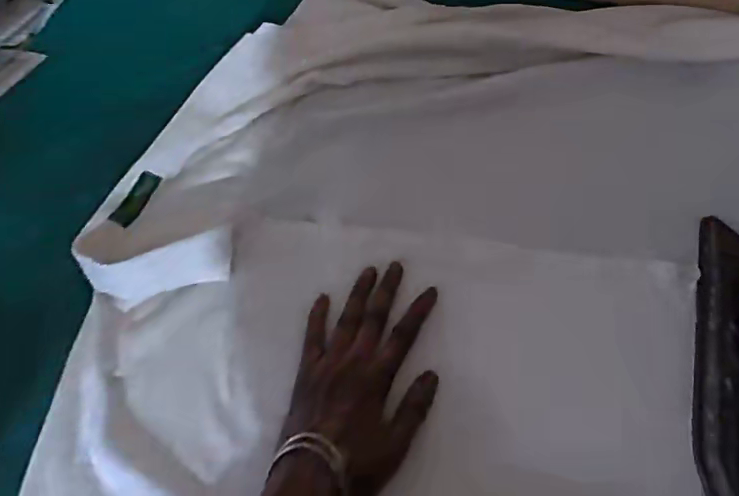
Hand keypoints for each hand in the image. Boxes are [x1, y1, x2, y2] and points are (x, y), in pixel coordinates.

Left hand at [264, 263, 439, 495]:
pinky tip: (322, 298)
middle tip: (395, 265)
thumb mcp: (394, 445)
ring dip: (358, 294)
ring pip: (346, 320)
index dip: (418, 311)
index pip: (403, 335)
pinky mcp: (306, 373)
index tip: (430, 290)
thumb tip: (432, 374)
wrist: (306, 480)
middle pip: (374, 318)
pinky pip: (312, 338)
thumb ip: (414, 408)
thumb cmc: (355, 464)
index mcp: (377, 377)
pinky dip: (317, 317)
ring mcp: (328, 364)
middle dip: (387, 290)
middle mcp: (354, 361)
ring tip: (368, 271)